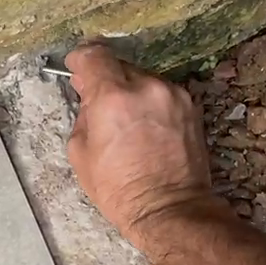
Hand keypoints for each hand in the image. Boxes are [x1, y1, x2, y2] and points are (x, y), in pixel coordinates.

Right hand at [64, 43, 215, 244]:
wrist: (168, 209)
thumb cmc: (117, 188)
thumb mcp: (80, 153)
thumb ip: (83, 114)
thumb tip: (88, 95)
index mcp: (113, 97)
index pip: (94, 55)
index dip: (80, 59)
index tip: (75, 66)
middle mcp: (146, 87)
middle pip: (119, 66)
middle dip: (105, 81)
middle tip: (97, 103)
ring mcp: (173, 94)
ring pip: (142, 79)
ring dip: (129, 92)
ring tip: (124, 121)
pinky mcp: (191, 106)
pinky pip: (161, 93)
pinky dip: (149, 102)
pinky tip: (145, 127)